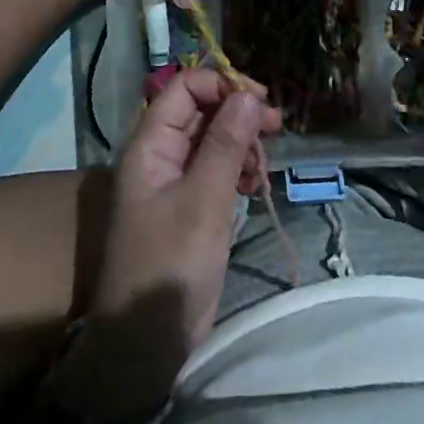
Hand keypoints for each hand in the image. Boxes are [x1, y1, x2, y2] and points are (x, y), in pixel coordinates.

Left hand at [58, 70, 279, 423]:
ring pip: (212, 139)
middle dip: (238, 114)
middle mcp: (159, 155)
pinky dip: (237, 169)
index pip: (183, 89)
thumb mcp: (203, 201)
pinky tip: (252, 185)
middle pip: (200, 111)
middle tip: (275, 129)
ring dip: (241, 144)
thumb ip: (224, 145)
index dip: (221, 85)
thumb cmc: (170, 264)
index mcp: (149, 146)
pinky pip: (216, 169)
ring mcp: (174, 181)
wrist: (148, 337)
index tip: (261, 101)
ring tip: (260, 168)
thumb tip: (248, 94)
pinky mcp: (190, 204)